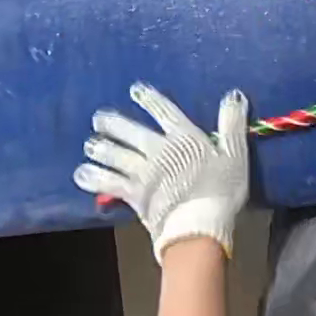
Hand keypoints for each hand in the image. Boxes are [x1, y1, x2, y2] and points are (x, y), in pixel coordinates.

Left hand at [75, 84, 249, 261]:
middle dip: (113, 123)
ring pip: (115, 154)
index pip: (164, 111)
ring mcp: (143, 172)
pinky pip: (109, 182)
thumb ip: (232, 125)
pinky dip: (93, 177)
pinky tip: (81, 174)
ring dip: (100, 148)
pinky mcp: (134, 194)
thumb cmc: (222, 191)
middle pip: (131, 131)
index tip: (135, 89)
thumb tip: (233, 94)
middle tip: (98, 118)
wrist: (200, 225)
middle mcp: (159, 150)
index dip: (150, 99)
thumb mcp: (235, 156)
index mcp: (184, 137)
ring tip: (89, 144)